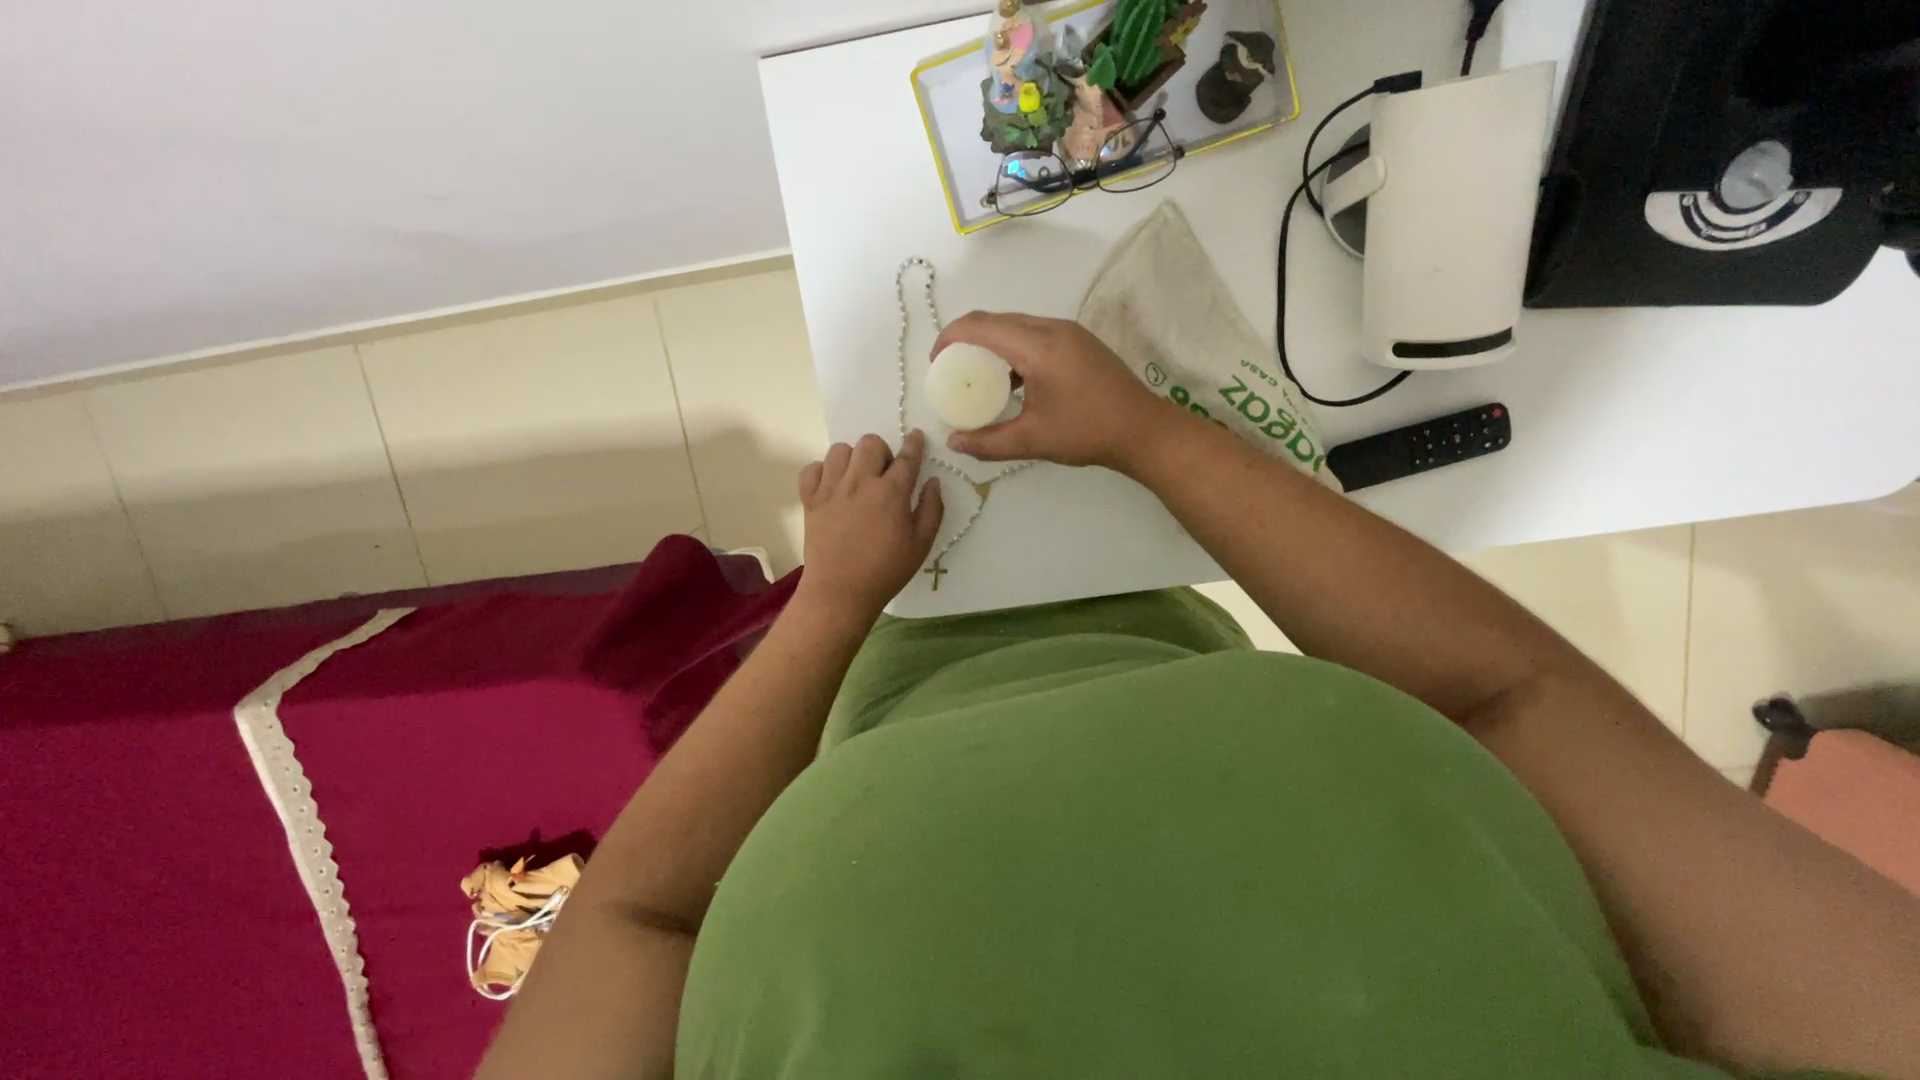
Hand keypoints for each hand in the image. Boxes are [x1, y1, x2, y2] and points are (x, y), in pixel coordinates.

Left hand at [796, 429, 943, 616]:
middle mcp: (860, 482)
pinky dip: (822, 472)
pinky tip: (832, 488)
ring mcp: (831, 489)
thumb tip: (933, 482)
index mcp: (891, 492)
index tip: (916, 437)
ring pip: (840, 450)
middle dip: (882, 452)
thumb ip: (931, 509)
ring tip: (857, 479)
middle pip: (870, 443)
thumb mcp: (921, 545)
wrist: (840, 592)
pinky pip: (812, 468)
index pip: (907, 457)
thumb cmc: (886, 571)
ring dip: (852, 459)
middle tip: (884, 475)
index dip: (914, 444)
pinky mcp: (810, 500)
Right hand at [930, 312, 1171, 471]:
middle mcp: (1051, 329)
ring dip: (991, 344)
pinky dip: (1013, 349)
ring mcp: (1069, 332)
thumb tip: (953, 443)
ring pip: (1016, 326)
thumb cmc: (1087, 432)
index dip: (950, 338)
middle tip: (953, 372)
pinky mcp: (1079, 342)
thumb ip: (988, 442)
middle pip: (996, 320)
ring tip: (978, 378)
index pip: (980, 325)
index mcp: (1037, 346)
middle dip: (967, 340)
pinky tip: (1012, 382)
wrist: (1143, 430)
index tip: (937, 364)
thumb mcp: (1032, 440)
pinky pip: (1035, 334)